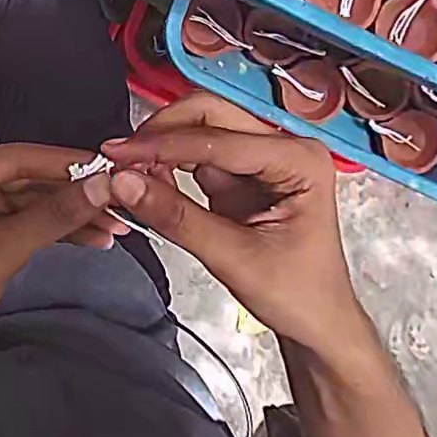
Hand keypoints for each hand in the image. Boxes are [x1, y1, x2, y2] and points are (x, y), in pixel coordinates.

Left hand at [0, 143, 111, 371]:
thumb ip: (51, 217)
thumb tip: (96, 188)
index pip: (16, 157)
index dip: (64, 163)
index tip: (105, 167)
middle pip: (28, 177)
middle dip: (73, 191)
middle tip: (117, 196)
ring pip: (33, 200)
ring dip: (72, 212)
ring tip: (114, 221)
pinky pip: (29, 221)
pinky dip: (59, 229)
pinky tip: (92, 236)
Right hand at [100, 93, 358, 347]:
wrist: (315, 323)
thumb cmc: (299, 294)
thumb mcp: (234, 259)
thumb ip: (177, 217)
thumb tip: (128, 183)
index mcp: (299, 160)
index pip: (218, 138)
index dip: (163, 145)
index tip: (121, 155)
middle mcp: (282, 148)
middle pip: (209, 114)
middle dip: (161, 131)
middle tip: (121, 155)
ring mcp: (258, 158)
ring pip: (197, 127)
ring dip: (160, 144)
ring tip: (128, 170)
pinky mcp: (236, 172)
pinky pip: (192, 152)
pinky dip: (164, 161)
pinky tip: (146, 177)